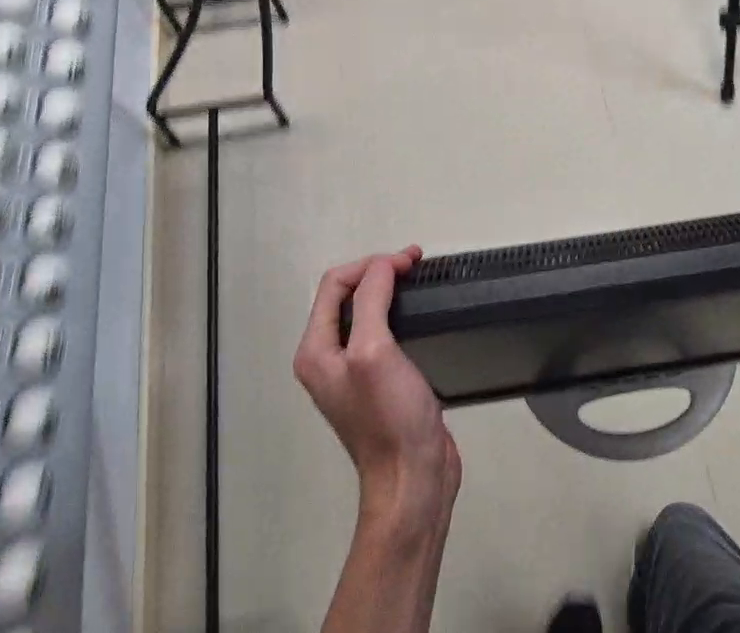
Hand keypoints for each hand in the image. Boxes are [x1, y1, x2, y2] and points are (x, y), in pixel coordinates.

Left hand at [294, 248, 460, 529]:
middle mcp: (328, 359)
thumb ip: (371, 301)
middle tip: (417, 265)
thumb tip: (383, 265)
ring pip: (367, 315)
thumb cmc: (390, 416)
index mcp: (315, 351)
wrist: (413, 479)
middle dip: (379, 273)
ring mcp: (354, 374)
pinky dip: (401, 316)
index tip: (410, 261)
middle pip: (347, 297)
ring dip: (390, 292)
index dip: (370, 264)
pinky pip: (384, 336)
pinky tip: (423, 317)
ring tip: (421, 282)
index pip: (334, 285)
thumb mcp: (375, 350)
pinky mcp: (381, 385)